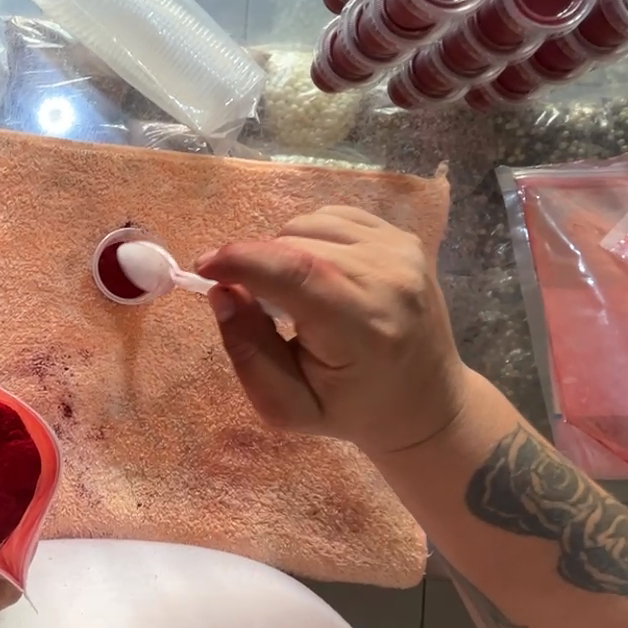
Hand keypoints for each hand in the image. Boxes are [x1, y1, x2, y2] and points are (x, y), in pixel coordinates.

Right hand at [196, 205, 472, 455]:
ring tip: (286, 293)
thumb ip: (247, 351)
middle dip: (254, 264)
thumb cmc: (349, 410)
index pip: (295, 272)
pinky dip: (305, 239)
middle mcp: (389, 278)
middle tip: (249, 302)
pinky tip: (311, 273)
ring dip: (278, 253)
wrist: (425, 402)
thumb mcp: (285, 406)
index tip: (202, 270)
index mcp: (362, 330)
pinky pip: (330, 218)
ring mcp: (401, 251)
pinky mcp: (403, 237)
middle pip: (294, 244)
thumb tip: (220, 293)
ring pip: (307, 224)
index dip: (241, 261)